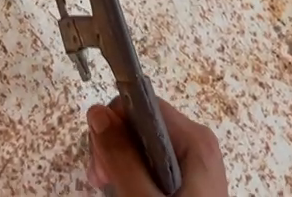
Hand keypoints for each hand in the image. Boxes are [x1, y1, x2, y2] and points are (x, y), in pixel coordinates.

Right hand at [87, 97, 226, 195]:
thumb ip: (121, 157)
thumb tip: (96, 111)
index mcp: (194, 139)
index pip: (138, 103)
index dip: (112, 126)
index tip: (100, 163)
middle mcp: (195, 143)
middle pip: (136, 122)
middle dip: (112, 148)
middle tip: (102, 182)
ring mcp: (192, 161)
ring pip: (138, 143)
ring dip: (118, 164)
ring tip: (112, 190)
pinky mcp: (187, 178)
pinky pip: (149, 161)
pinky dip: (132, 175)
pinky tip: (126, 192)